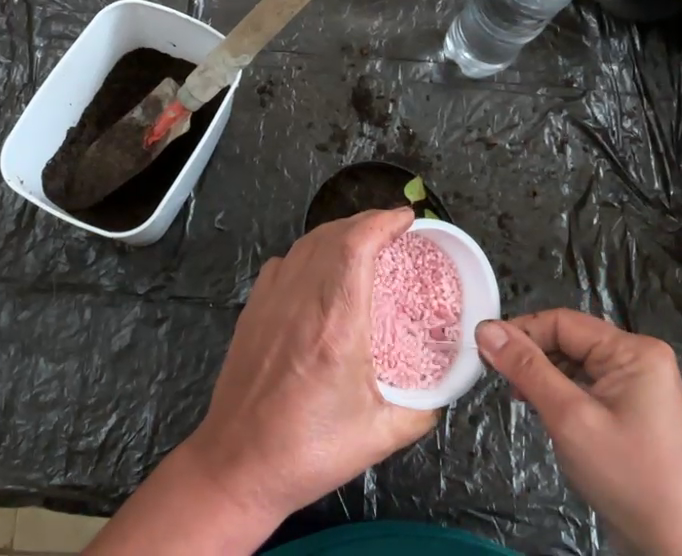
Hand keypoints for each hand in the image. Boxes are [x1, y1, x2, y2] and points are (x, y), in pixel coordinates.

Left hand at [183, 207, 436, 522]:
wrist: (238, 463)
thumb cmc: (308, 451)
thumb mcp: (380, 436)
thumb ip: (421, 410)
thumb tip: (443, 390)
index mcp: (336, 325)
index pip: (356, 246)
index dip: (382, 222)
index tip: (407, 218)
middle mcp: (300, 301)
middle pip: (332, 235)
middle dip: (366, 221)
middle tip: (393, 229)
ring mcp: (271, 302)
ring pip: (305, 244)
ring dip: (337, 233)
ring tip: (363, 242)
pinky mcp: (252, 311)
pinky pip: (284, 263)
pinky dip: (309, 253)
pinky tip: (320, 270)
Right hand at [475, 310, 681, 555]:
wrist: (679, 547)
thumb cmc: (627, 476)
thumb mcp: (569, 418)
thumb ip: (526, 369)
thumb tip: (486, 329)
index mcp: (634, 351)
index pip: (563, 322)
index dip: (521, 332)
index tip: (483, 350)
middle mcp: (640, 361)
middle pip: (570, 341)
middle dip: (532, 357)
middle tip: (498, 379)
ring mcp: (640, 389)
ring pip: (576, 366)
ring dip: (544, 378)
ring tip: (521, 400)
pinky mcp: (635, 415)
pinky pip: (589, 389)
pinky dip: (563, 397)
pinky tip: (547, 415)